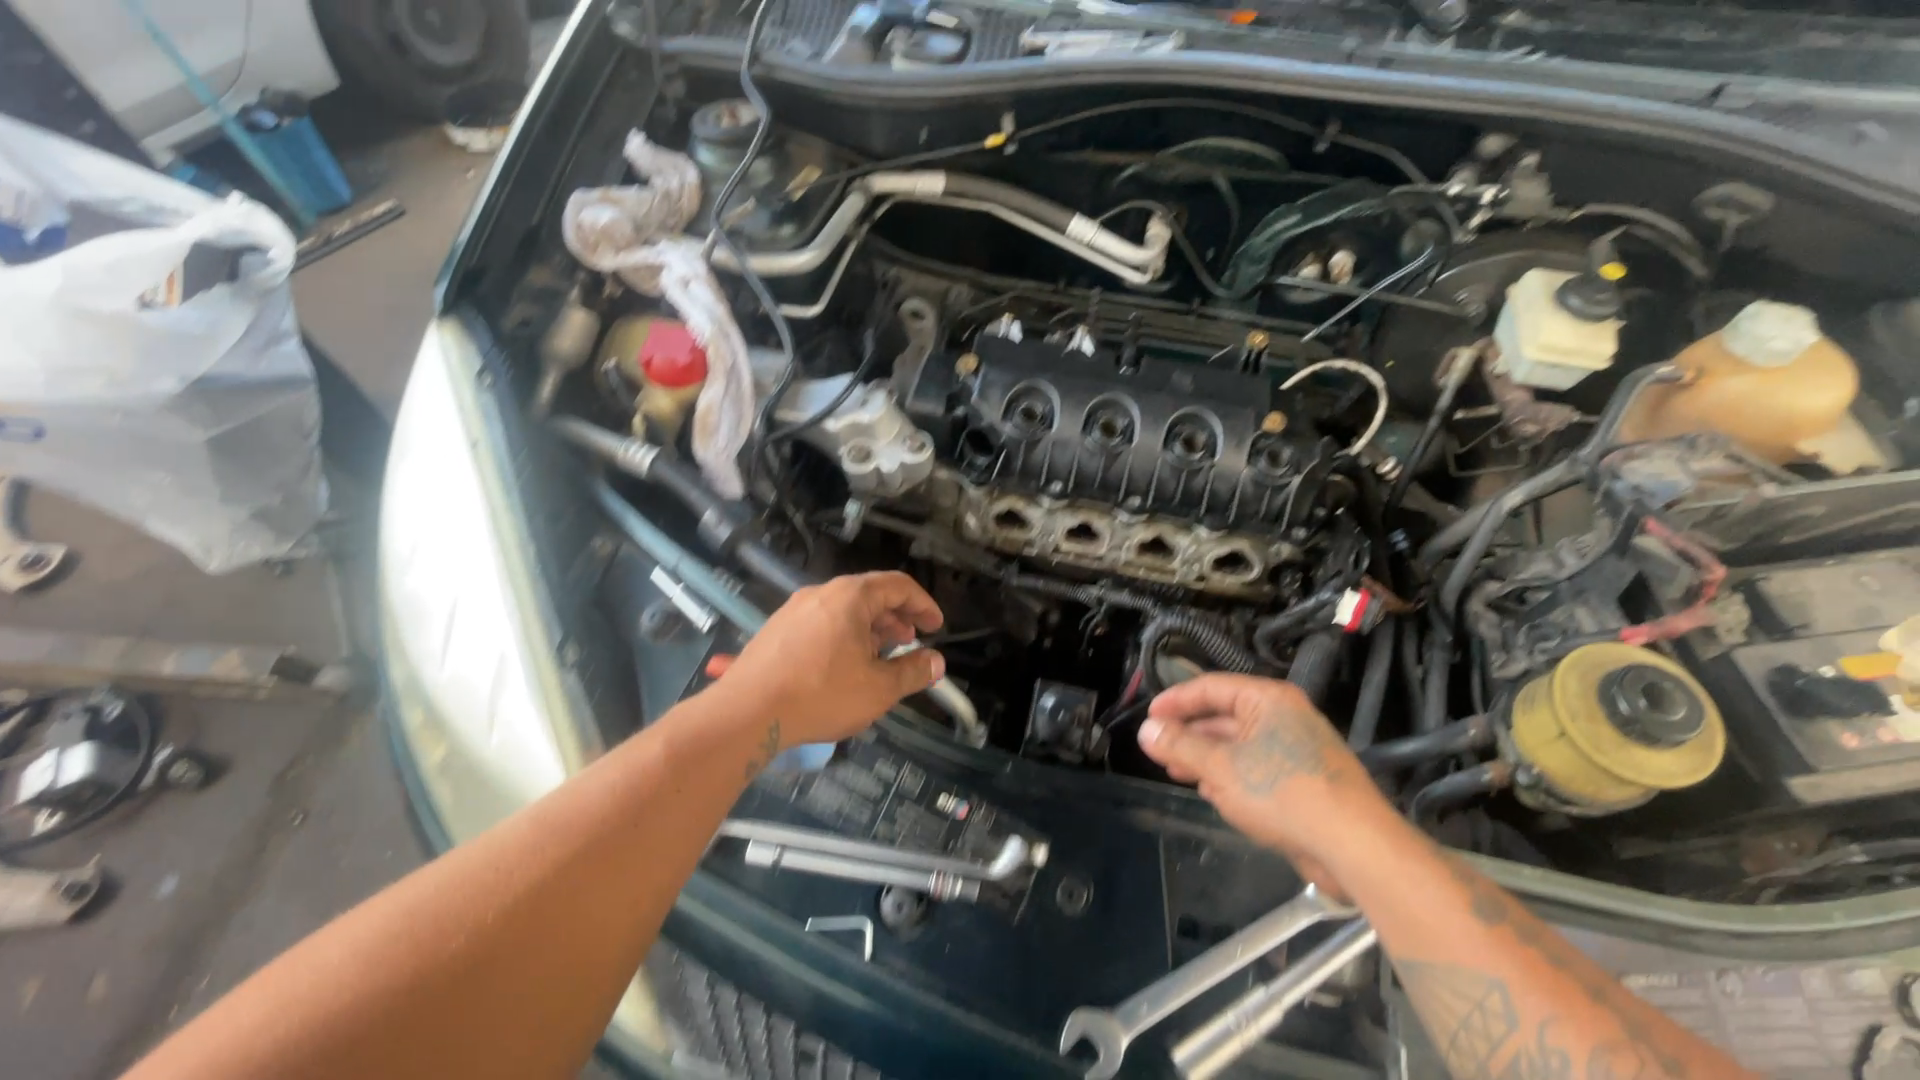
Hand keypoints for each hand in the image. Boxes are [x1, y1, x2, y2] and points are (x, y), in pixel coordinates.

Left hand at [719, 571, 945, 746]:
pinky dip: (841, 637)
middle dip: (895, 619)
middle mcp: (820, 594)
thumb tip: (936, 662)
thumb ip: (912, 672)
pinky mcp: (774, 632)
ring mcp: (792, 611)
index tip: (936, 627)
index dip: (923, 605)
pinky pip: (819, 625)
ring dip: (868, 630)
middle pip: (868, 595)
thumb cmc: (821, 695)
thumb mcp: (879, 689)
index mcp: (850, 597)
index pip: (897, 585)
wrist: (747, 713)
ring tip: (878, 658)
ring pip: (842, 611)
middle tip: (909, 644)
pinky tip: (841, 668)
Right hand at [1137, 674, 1393, 891]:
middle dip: (1189, 733)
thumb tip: (1146, 729)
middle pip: (1224, 716)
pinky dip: (1232, 776)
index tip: (1148, 718)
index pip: (1211, 687)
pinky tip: (1213, 793)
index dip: (1175, 701)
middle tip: (1157, 749)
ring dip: (1207, 757)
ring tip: (1177, 771)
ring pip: (1240, 745)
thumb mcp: (1220, 768)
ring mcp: (1297, 748)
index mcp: (1268, 699)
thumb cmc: (1283, 793)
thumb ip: (1180, 745)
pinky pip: (1257, 768)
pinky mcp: (1304, 780)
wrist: (1354, 844)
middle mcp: (1284, 716)